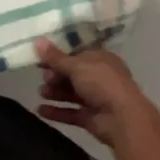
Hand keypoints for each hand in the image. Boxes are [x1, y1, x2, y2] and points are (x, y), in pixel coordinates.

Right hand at [33, 38, 159, 147]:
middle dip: (57, 75)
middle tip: (44, 77)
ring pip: (72, 93)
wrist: (122, 119)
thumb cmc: (101, 83)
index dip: (59, 55)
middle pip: (73, 74)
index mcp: (101, 59)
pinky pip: (71, 112)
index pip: (78, 53)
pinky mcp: (91, 117)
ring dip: (55, 92)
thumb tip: (37, 40)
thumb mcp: (76, 66)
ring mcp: (96, 98)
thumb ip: (55, 57)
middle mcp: (99, 77)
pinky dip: (56, 111)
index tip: (41, 57)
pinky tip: (40, 110)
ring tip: (41, 92)